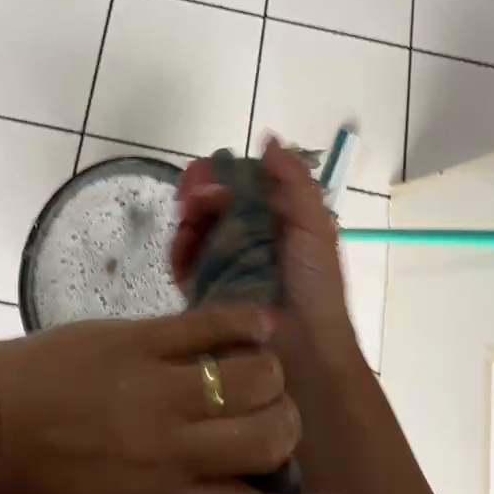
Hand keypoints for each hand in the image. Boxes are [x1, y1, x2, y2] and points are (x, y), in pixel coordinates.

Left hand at [0, 305, 353, 493]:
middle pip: (271, 435)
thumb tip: (246, 471)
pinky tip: (258, 324)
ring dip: (270, 370)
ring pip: (254, 375)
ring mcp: (157, 388)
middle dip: (288, 423)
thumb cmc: (54, 476)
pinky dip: (246, 322)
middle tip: (274, 411)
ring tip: (260, 364)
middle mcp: (171, 451)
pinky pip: (212, 325)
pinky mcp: (140, 338)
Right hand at [171, 137, 360, 360]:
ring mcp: (223, 261)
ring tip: (188, 220)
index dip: (223, 171)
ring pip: (194, 225)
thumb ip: (294, 182)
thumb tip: (269, 138)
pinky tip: (182, 247)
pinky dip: (178, 248)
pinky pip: (182, 260)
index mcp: (275, 217)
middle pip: (213, 199)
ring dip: (188, 216)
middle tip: (192, 195)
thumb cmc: (315, 287)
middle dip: (198, 189)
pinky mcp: (203, 289)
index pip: (242, 182)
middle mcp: (247, 235)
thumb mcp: (314, 227)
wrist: (304, 355)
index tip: (210, 172)